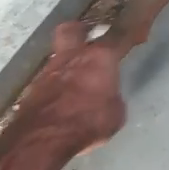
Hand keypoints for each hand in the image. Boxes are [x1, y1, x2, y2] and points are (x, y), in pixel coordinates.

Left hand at [12, 21, 131, 157]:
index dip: (129, 31)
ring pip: (59, 58)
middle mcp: (73, 57)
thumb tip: (108, 96)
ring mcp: (48, 72)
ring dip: (67, 64)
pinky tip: (61, 101)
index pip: (119, 36)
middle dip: (80, 30)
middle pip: (72, 30)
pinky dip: (56, 87)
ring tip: (76, 80)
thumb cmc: (89, 122)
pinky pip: (48, 81)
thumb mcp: (116, 113)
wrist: (42, 140)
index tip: (137, 29)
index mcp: (100, 57)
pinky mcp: (31, 91)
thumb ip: (113, 97)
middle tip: (88, 38)